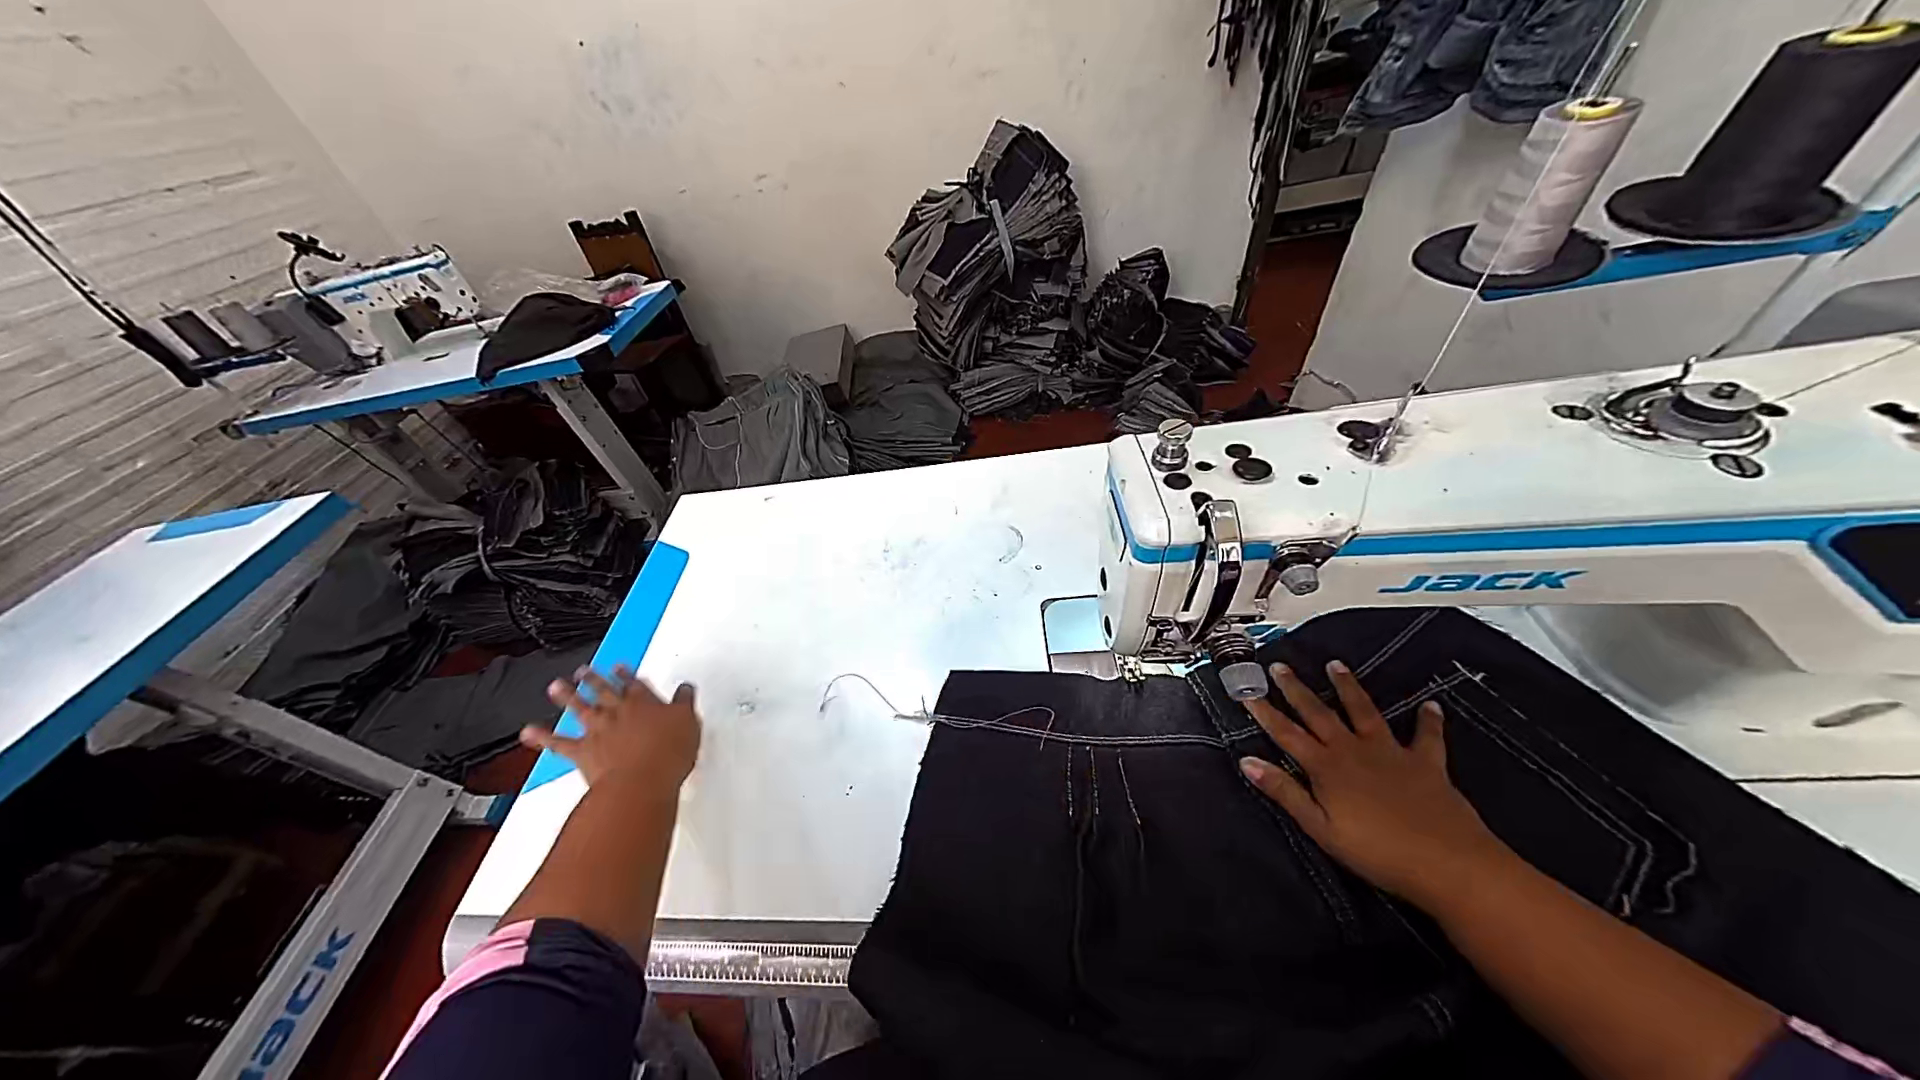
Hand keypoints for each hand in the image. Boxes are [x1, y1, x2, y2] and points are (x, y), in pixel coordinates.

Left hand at [524, 665, 700, 792]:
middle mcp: (617, 712)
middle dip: (593, 678)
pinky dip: (541, 737)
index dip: (627, 674)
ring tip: (556, 687)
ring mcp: (597, 731)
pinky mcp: (582, 752)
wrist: (643, 781)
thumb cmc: (667, 754)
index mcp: (644, 702)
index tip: (620, 667)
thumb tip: (685, 691)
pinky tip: (529, 732)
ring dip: (566, 696)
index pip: (634, 683)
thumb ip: (684, 704)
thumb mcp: (688, 723)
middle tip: (583, 670)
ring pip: (579, 708)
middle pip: (603, 690)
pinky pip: (557, 743)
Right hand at [1238, 660, 1508, 906]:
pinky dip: (1428, 720)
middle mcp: (1354, 750)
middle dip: (1296, 689)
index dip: (1264, 712)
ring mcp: (1391, 753)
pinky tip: (1431, 705)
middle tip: (1280, 667)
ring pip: (1364, 712)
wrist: (1450, 863)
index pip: (1286, 733)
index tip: (1247, 692)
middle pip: (1319, 713)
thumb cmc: (1378, 852)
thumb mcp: (1320, 828)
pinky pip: (1427, 736)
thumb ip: (1285, 792)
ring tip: (1336, 666)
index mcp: (1327, 768)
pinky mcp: (1427, 763)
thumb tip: (1247, 761)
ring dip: (1348, 687)